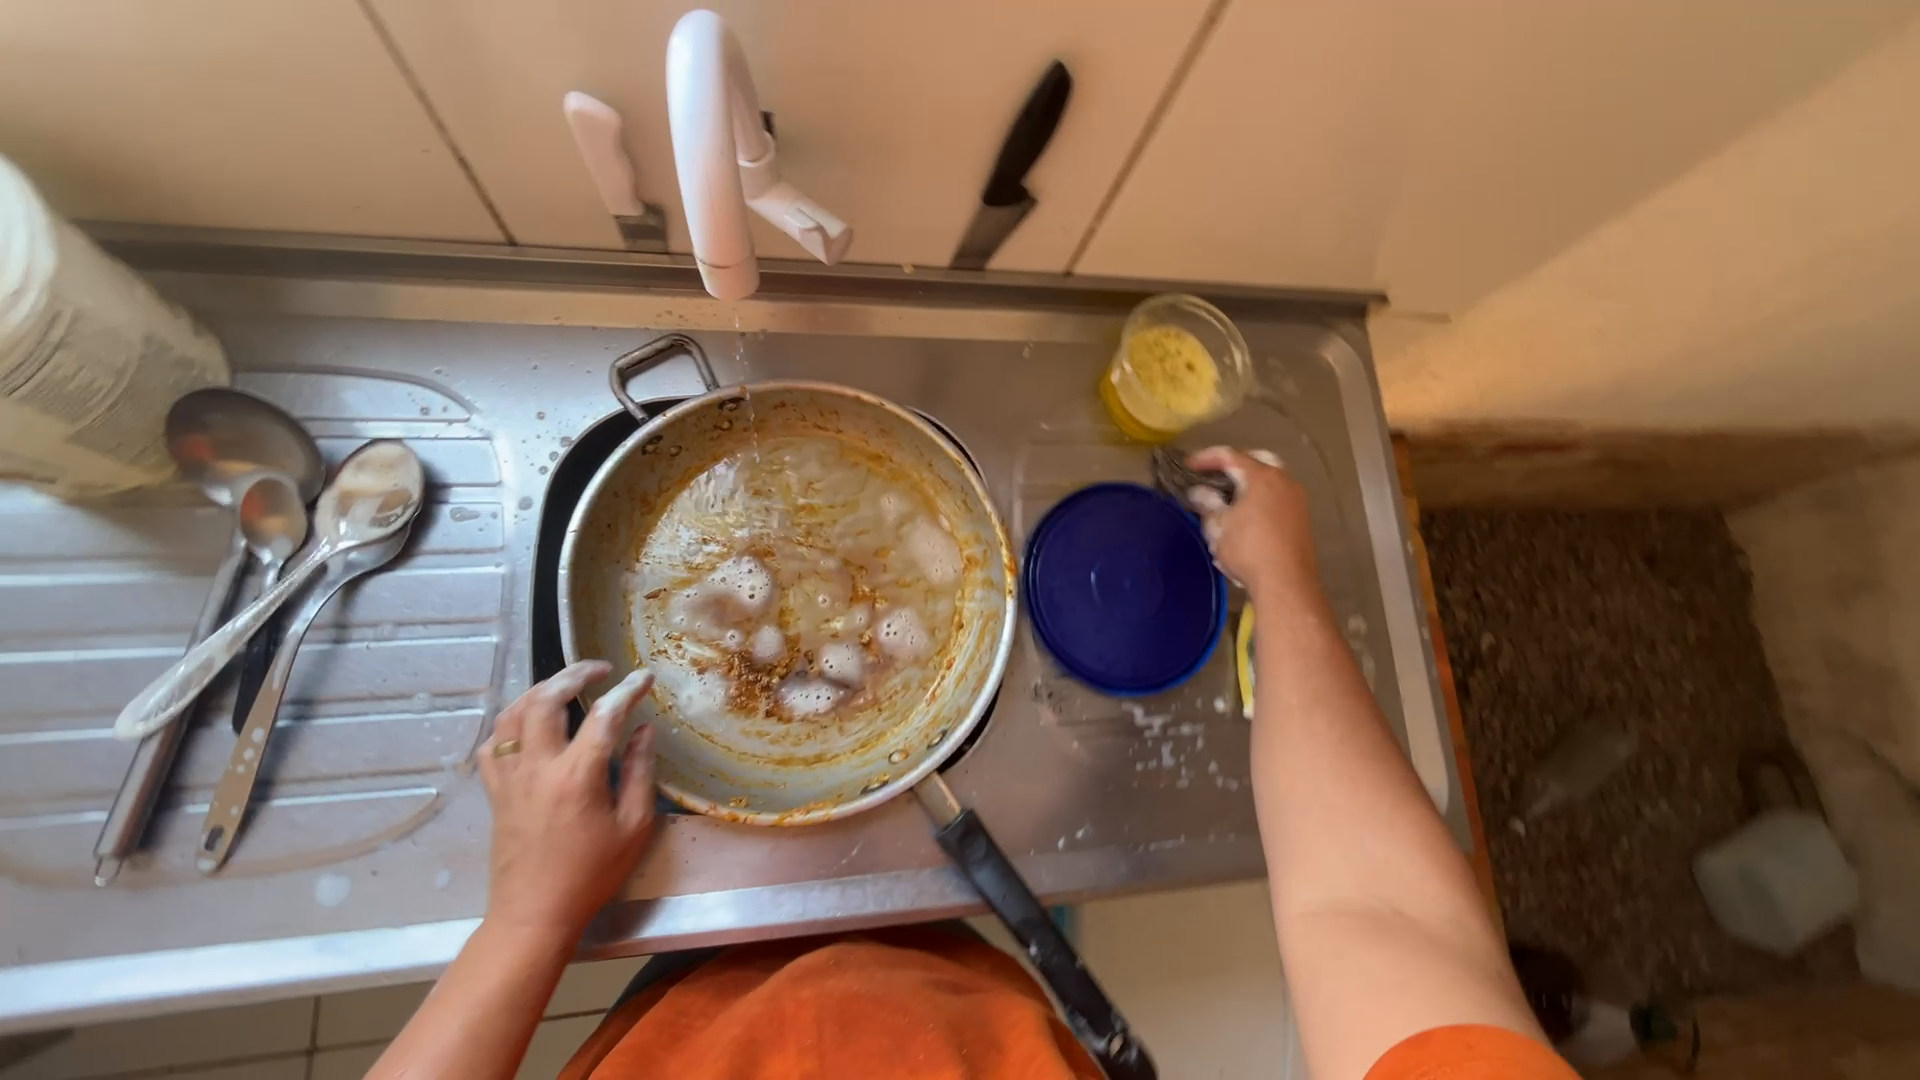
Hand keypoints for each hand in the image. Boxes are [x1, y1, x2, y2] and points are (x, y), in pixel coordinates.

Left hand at [477, 661, 657, 935]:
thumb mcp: (633, 826)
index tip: (645, 677)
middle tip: (600, 669)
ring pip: (511, 715)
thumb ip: (639, 772)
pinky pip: (492, 744)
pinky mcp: (494, 792)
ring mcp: (509, 779)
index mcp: (577, 777)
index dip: (628, 689)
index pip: (603, 715)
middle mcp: (537, 769)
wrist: (534, 914)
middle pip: (544, 700)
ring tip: (564, 685)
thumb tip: (644, 731)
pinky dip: (510, 723)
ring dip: (538, 690)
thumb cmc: (592, 873)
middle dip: (574, 674)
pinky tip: (529, 724)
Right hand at [1186, 446, 1319, 599]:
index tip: (1188, 465)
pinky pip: (1278, 498)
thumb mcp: (1218, 526)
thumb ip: (1208, 504)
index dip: (1206, 458)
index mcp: (1262, 477)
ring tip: (1229, 496)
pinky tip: (1247, 515)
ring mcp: (1297, 500)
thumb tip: (1198, 492)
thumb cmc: (1248, 550)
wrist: (1286, 583)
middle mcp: (1284, 482)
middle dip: (1236, 463)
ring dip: (1250, 482)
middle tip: (1216, 473)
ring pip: (1271, 480)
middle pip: (1258, 460)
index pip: (1231, 456)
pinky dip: (1261, 497)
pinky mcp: (1301, 519)